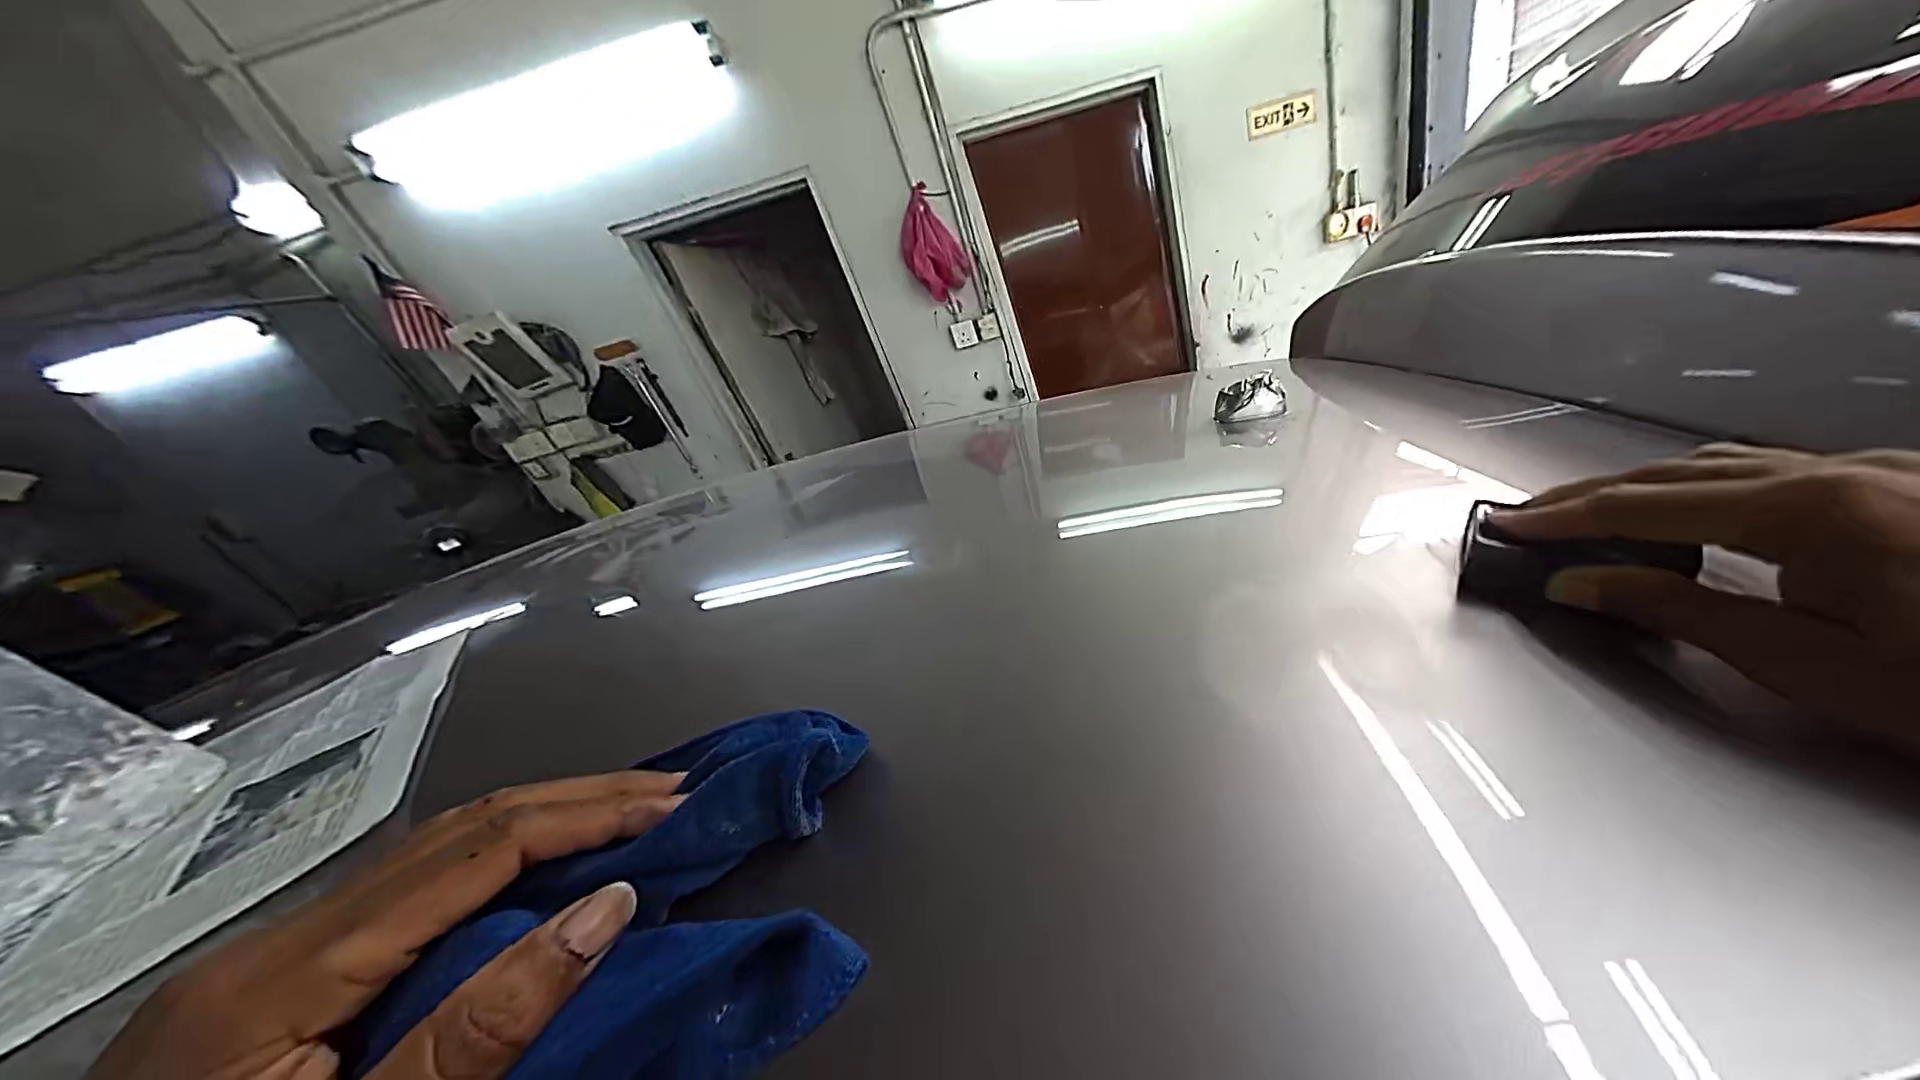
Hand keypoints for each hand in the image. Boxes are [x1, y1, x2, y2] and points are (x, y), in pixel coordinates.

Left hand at [88, 771, 684, 1079]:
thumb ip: (483, 1027)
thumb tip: (603, 910)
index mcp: (282, 973)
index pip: (476, 847)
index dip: (584, 814)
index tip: (666, 805)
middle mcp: (283, 939)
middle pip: (465, 825)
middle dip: (580, 796)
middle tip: (668, 789)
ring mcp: (285, 953)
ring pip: (446, 846)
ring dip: (552, 818)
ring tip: (631, 810)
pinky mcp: (299, 976)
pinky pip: (428, 887)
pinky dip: (511, 859)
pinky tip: (555, 860)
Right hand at [1488, 445, 1919, 748]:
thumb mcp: (1807, 664)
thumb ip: (1677, 610)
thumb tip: (1579, 583)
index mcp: (1810, 511)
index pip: (1641, 505)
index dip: (1561, 516)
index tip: (1504, 524)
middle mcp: (1846, 475)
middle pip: (1675, 473)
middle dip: (1589, 494)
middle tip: (1526, 515)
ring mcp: (1886, 476)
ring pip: (1724, 465)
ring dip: (1641, 487)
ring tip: (1586, 511)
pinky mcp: (1910, 491)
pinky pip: (1774, 472)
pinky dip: (1701, 488)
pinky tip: (1686, 509)